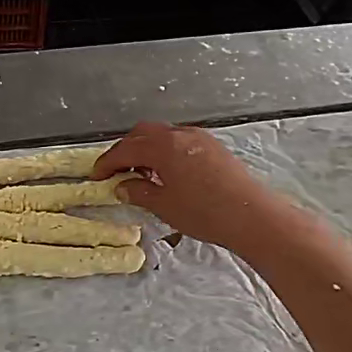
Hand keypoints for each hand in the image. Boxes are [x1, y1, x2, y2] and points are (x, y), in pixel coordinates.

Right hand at [94, 121, 301, 251]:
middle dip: (126, 150)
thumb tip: (124, 186)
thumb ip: (138, 192)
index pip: (125, 149)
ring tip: (142, 173)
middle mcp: (180, 135)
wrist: (254, 217)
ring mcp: (200, 138)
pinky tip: (168, 173)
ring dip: (147, 150)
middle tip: (116, 170)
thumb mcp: (163, 206)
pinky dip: (166, 152)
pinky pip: (180, 141)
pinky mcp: (214, 148)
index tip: (97, 176)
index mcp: (162, 146)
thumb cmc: (205, 212)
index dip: (107, 163)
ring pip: (162, 135)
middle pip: (142, 134)